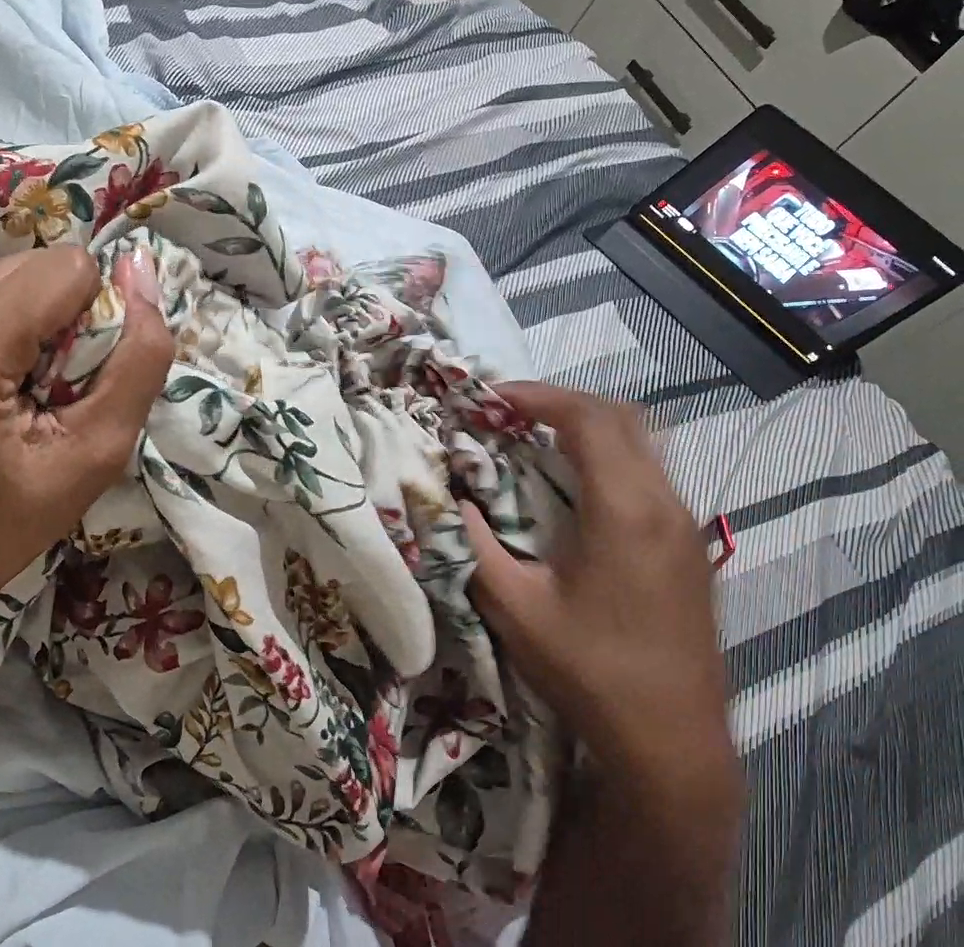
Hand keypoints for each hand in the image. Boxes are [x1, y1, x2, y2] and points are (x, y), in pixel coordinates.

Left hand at [0, 245, 173, 674]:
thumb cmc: (7, 522)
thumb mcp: (96, 453)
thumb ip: (136, 359)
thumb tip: (141, 269)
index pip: (66, 268)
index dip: (91, 323)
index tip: (69, 387)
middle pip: (31, 266)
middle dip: (56, 321)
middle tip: (41, 397)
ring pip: (2, 276)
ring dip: (25, 325)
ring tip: (10, 396)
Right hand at [460, 383, 737, 790]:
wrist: (671, 737)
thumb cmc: (587, 668)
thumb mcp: (511, 606)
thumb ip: (471, 542)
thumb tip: (444, 495)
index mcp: (626, 512)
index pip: (589, 421)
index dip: (537, 396)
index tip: (487, 397)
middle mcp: (666, 507)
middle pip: (624, 421)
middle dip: (561, 404)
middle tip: (502, 411)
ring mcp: (686, 528)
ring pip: (642, 447)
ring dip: (585, 431)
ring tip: (526, 441)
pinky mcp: (688, 550)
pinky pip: (648, 477)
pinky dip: (604, 460)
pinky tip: (566, 489)